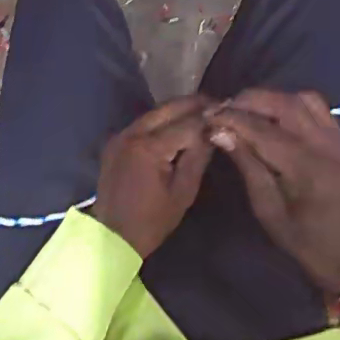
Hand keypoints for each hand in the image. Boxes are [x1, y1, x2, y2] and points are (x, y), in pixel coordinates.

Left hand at [91, 97, 216, 257]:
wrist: (113, 236)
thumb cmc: (153, 220)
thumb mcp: (183, 192)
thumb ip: (198, 157)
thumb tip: (213, 130)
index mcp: (149, 147)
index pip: (186, 124)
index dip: (208, 117)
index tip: (226, 110)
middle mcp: (132, 134)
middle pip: (167, 108)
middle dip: (193, 104)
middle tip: (216, 103)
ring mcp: (120, 136)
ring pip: (153, 113)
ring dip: (177, 110)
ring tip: (201, 111)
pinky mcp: (115, 142)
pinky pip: (142, 123)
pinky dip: (161, 120)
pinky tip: (177, 124)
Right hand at [208, 90, 339, 300]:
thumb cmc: (304, 240)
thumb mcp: (267, 210)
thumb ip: (247, 165)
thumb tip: (219, 132)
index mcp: (307, 169)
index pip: (262, 130)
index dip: (232, 118)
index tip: (207, 116)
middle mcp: (327, 146)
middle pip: (284, 104)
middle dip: (249, 100)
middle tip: (223, 108)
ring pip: (302, 99)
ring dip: (271, 98)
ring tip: (247, 109)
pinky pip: (318, 107)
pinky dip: (292, 103)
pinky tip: (274, 115)